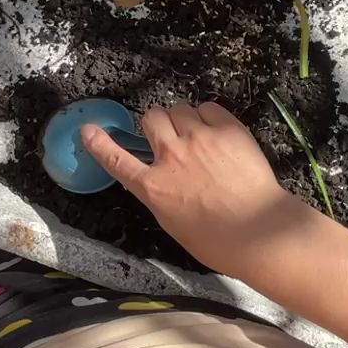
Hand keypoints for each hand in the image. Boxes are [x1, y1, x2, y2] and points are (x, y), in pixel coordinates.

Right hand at [81, 102, 327, 279]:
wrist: (259, 231)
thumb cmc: (216, 240)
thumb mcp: (173, 223)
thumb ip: (160, 194)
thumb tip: (159, 178)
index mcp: (153, 187)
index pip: (117, 160)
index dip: (100, 144)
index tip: (89, 131)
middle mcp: (171, 156)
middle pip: (152, 118)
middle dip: (158, 125)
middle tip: (171, 137)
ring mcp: (199, 138)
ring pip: (178, 108)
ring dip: (182, 118)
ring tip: (197, 135)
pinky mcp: (227, 129)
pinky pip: (208, 108)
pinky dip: (208, 116)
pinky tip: (216, 131)